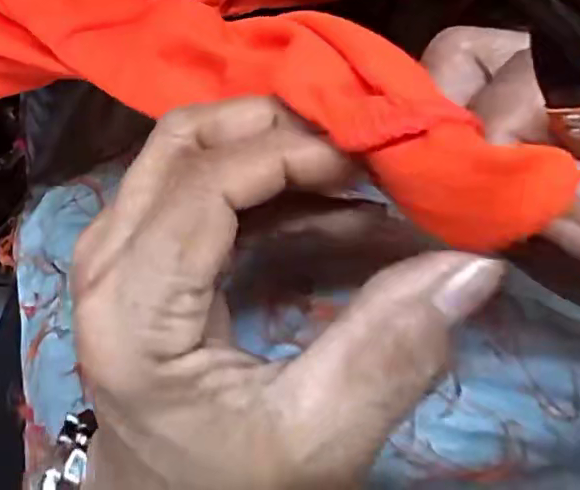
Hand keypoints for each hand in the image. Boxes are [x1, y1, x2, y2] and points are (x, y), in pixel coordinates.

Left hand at [72, 97, 505, 489]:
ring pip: (186, 144)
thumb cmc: (226, 483)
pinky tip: (329, 199)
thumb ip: (388, 354)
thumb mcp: (314, 443)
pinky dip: (260, 174)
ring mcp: (112, 238)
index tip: (369, 154)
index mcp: (132, 302)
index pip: (206, 182)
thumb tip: (473, 264)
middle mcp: (106, 250)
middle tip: (357, 143)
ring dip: (268, 141)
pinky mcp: (134, 239)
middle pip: (185, 139)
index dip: (291, 152)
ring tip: (352, 165)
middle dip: (274, 125)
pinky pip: (194, 176)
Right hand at [425, 28, 579, 489]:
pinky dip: (530, 217)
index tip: (473, 176)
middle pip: (546, 60)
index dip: (531, 105)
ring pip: (523, 108)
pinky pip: (543, 176)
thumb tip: (550, 200)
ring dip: (502, 176)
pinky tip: (579, 273)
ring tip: (533, 249)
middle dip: (488, 121)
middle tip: (469, 199)